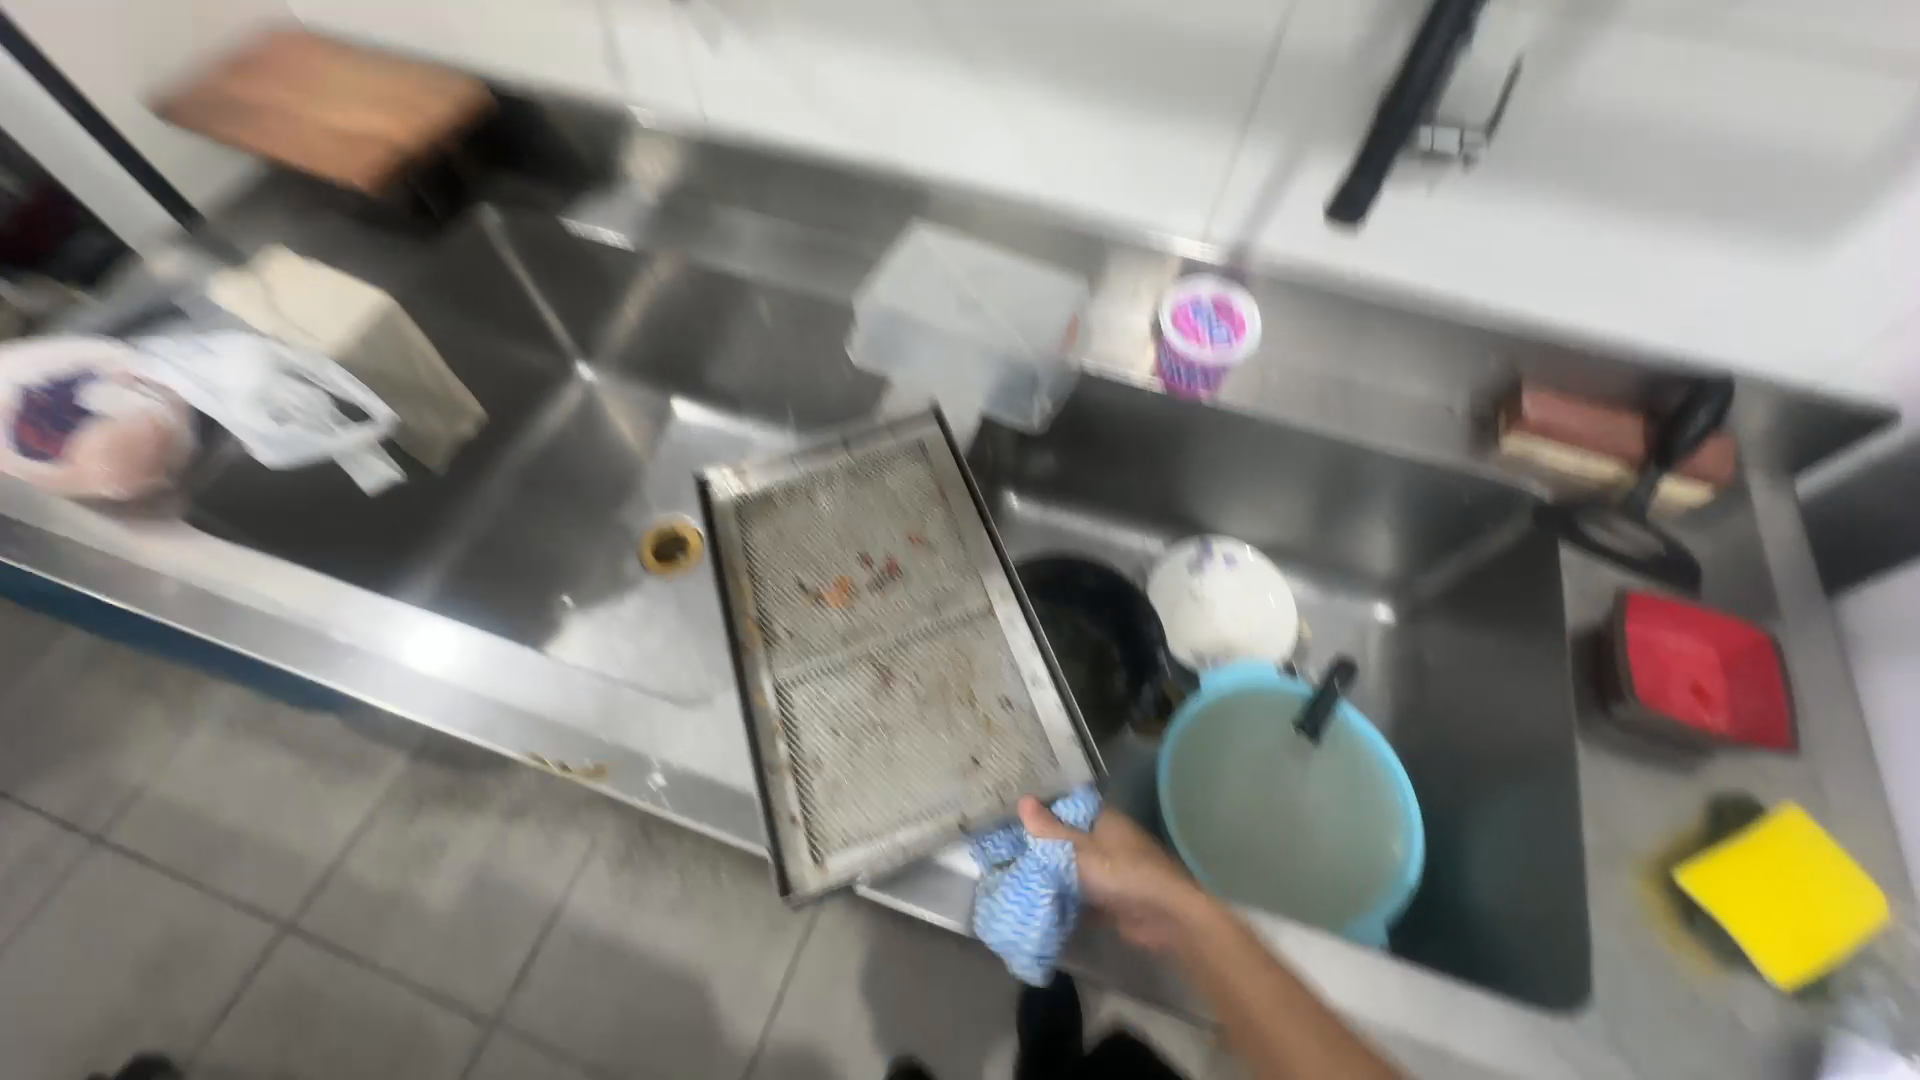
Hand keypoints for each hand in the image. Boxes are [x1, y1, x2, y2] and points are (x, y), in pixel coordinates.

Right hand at [1018, 796, 1210, 951]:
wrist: (1165, 917)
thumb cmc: (1123, 872)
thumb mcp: (1080, 850)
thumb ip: (1050, 830)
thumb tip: (1022, 799)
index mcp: (1099, 819)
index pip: (1062, 808)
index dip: (1037, 812)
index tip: (1006, 818)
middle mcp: (1101, 840)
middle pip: (1063, 840)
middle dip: (1036, 847)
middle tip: (999, 850)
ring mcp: (1104, 871)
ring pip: (1067, 869)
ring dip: (1045, 875)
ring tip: (1006, 875)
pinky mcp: (1105, 900)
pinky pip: (1075, 895)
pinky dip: (1058, 899)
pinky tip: (1031, 902)